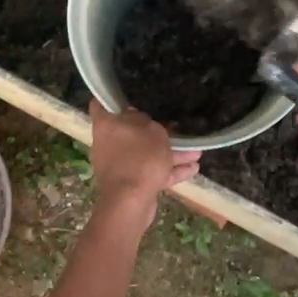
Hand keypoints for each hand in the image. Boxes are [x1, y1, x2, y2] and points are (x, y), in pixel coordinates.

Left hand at [88, 102, 200, 225]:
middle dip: (154, 131)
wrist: (131, 201)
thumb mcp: (153, 132)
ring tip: (196, 152)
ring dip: (170, 153)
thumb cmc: (140, 158)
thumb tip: (140, 119)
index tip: (124, 95)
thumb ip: (148, 123)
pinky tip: (193, 169)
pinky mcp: (130, 185)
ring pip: (145, 154)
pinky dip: (170, 170)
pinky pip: (151, 173)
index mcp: (107, 126)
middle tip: (174, 127)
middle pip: (131, 132)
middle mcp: (108, 144)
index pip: (100, 105)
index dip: (110, 99)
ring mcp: (119, 166)